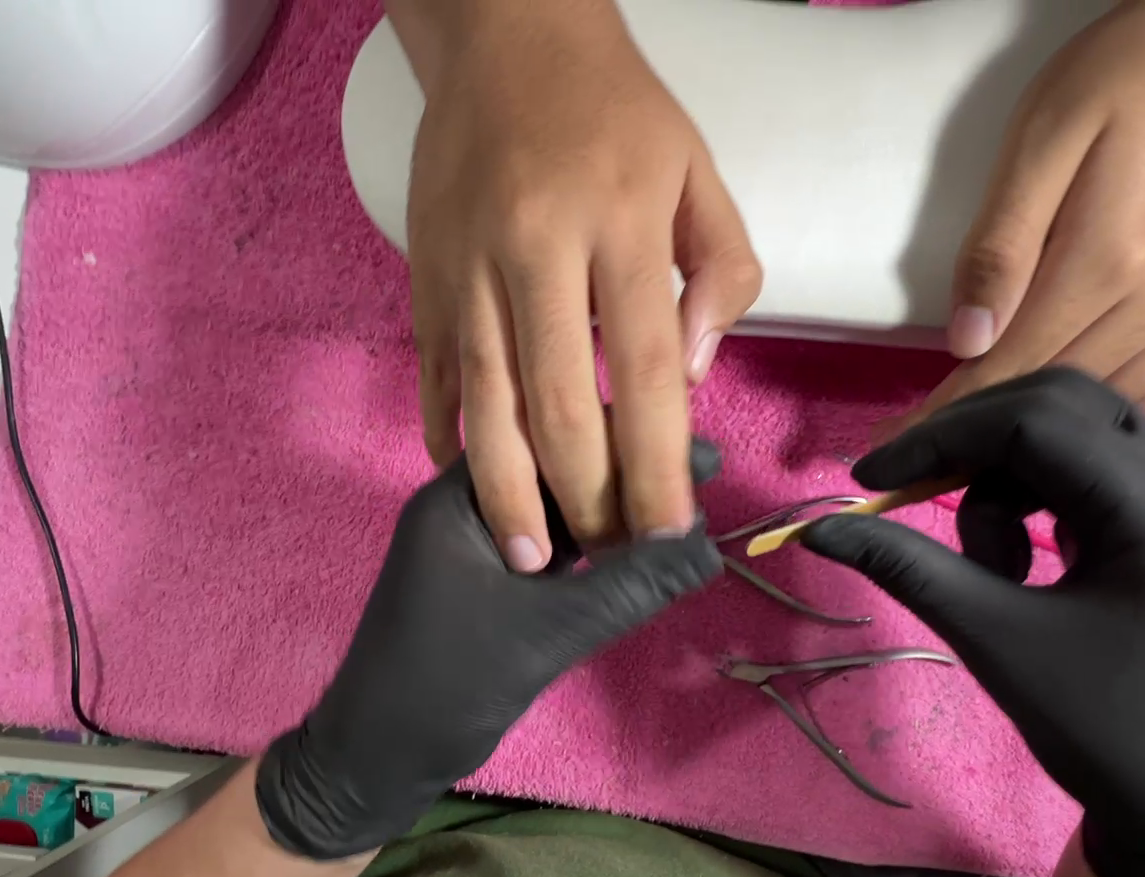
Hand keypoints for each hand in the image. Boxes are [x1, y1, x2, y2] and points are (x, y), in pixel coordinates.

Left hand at [255, 442, 723, 858]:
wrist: (381, 756)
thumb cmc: (447, 683)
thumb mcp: (545, 632)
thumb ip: (628, 587)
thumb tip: (710, 547)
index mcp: (460, 496)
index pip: (547, 440)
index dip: (623, 440)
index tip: (695, 444)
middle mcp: (467, 507)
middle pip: (555, 473)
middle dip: (625, 475)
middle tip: (703, 474)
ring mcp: (477, 547)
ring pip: (555, 514)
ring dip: (612, 515)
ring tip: (684, 507)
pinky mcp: (489, 583)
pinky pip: (549, 551)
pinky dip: (591, 551)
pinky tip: (640, 549)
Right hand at [395, 0, 760, 569]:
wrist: (504, 45)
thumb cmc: (614, 116)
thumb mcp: (698, 173)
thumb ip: (720, 274)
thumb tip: (691, 378)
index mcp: (620, 226)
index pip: (645, 373)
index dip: (657, 465)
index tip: (669, 534)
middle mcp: (534, 255)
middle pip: (558, 409)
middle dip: (586, 500)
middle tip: (604, 558)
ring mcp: (466, 274)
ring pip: (486, 409)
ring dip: (509, 496)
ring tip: (532, 558)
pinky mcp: (424, 285)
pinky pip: (434, 380)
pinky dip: (450, 442)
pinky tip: (467, 491)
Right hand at [803, 370, 1144, 876]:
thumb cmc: (1102, 731)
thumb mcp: (992, 640)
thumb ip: (905, 567)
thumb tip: (818, 529)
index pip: (1035, 425)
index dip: (937, 439)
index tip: (868, 482)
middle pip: (1062, 408)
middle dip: (969, 444)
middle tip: (910, 494)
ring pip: (1075, 438)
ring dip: (1003, 481)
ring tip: (988, 565)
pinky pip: (1093, 476)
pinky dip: (1035, 501)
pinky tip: (1023, 562)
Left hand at [895, 0, 1144, 431]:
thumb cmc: (1137, 69)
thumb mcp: (1041, 141)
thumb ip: (1000, 248)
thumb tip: (965, 343)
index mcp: (1113, 260)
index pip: (1007, 371)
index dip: (949, 418)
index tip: (899, 454)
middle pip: (1060, 395)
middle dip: (990, 433)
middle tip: (939, 453)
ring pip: (1120, 398)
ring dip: (1055, 423)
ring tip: (1000, 436)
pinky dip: (1119, 396)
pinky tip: (1082, 397)